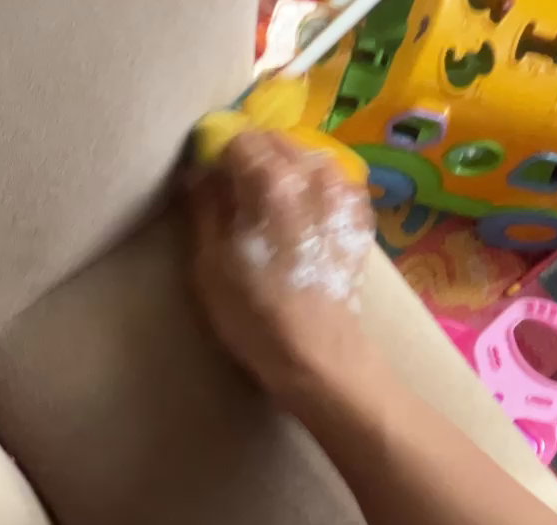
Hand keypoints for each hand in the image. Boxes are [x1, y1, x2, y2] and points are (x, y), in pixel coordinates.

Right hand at [188, 132, 382, 408]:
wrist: (315, 353)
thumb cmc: (251, 315)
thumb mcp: (209, 264)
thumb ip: (204, 209)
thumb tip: (197, 173)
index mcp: (271, 181)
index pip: (236, 139)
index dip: (215, 155)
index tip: (203, 178)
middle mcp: (313, 171)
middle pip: (273, 142)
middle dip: (248, 159)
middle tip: (230, 195)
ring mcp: (343, 189)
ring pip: (303, 156)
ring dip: (280, 171)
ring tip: (264, 208)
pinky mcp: (358, 211)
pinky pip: (327, 180)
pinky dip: (307, 187)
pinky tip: (296, 218)